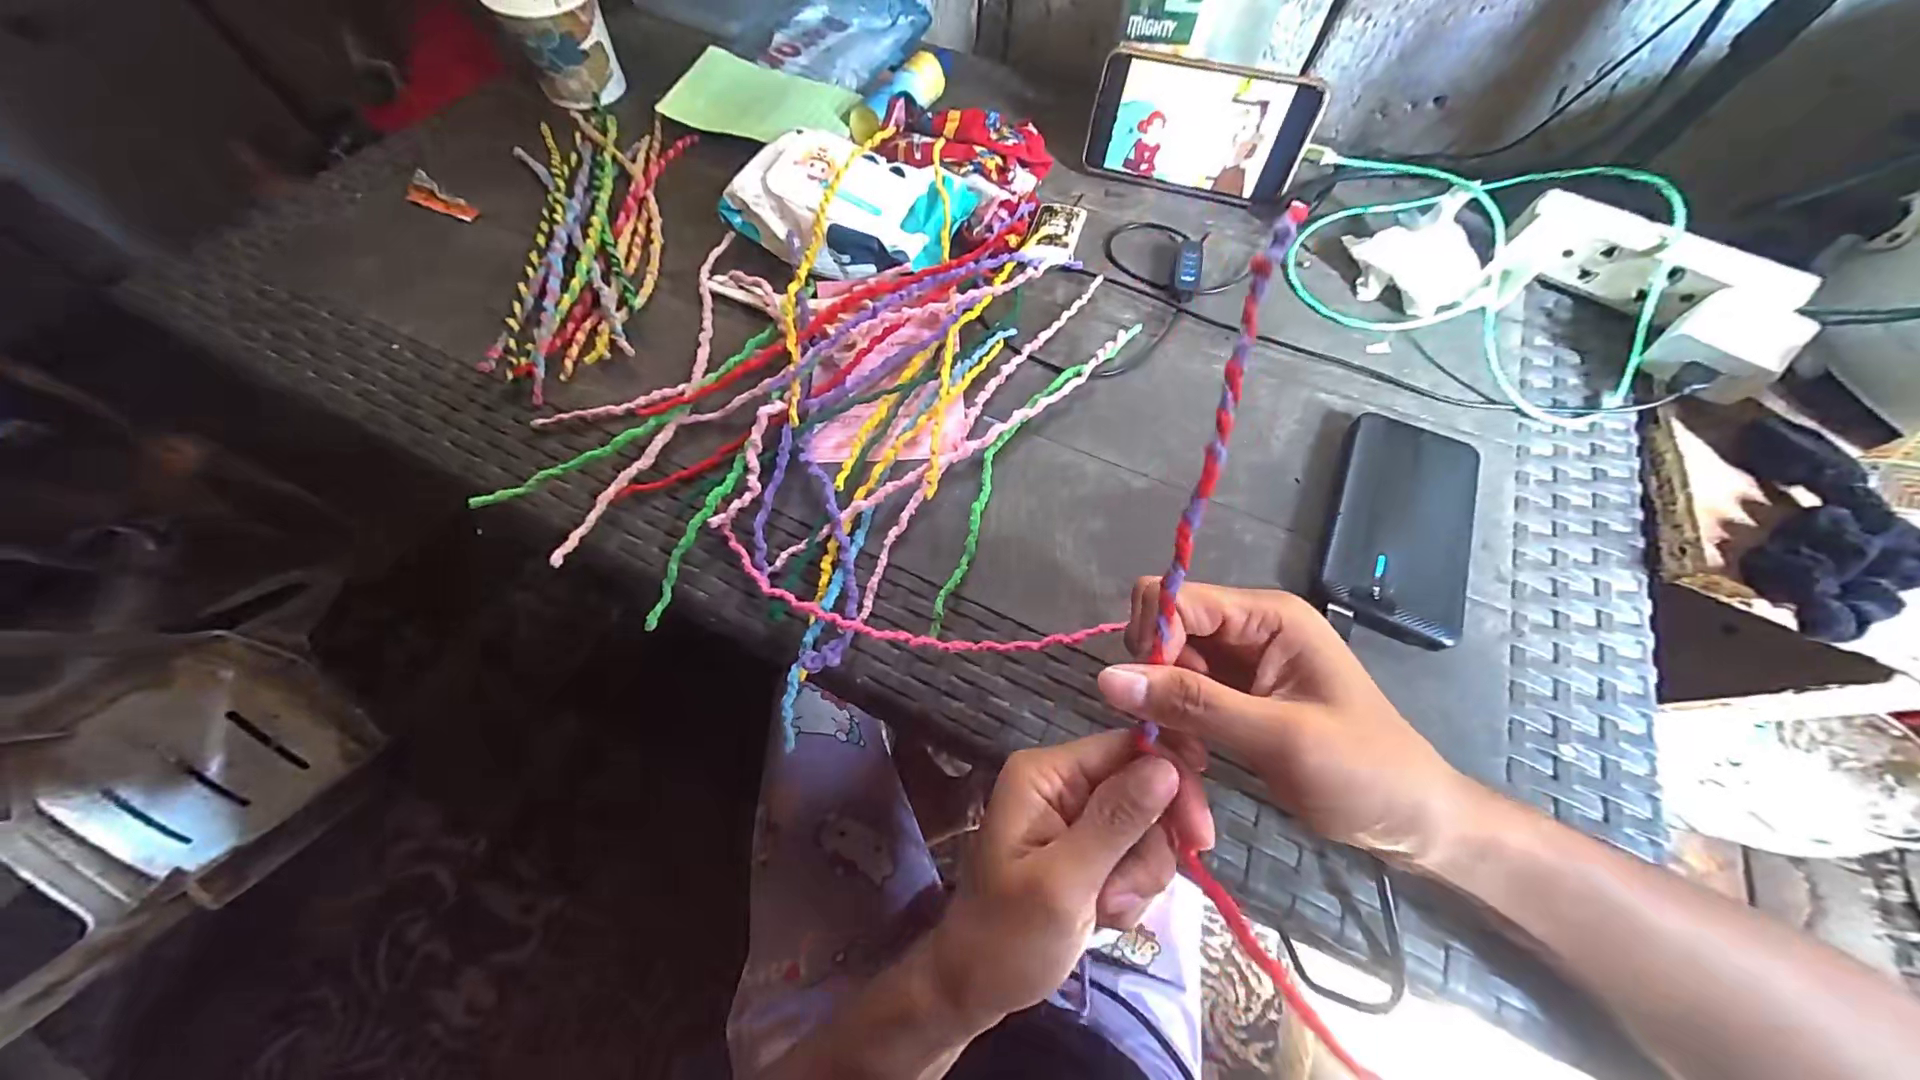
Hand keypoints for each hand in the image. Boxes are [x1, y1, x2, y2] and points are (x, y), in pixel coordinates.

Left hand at [927, 731, 1212, 1025]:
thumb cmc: (1009, 935)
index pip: (1126, 748)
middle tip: (1132, 892)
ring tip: (1105, 909)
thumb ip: (1115, 821)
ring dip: (1139, 875)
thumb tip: (1167, 767)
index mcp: (1046, 773)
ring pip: (1148, 827)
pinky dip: (1133, 888)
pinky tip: (1104, 915)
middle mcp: (1063, 783)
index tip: (1199, 835)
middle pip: (1145, 787)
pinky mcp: (1090, 847)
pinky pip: (1138, 855)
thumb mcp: (1064, 881)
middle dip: (1150, 845)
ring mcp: (1077, 815)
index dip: (1172, 782)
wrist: (979, 985)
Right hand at [1097, 579, 1476, 865]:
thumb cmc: (1366, 772)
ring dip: (1165, 711)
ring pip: (1164, 669)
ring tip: (1191, 758)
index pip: (1175, 599)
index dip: (1153, 639)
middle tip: (1172, 731)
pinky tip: (1196, 759)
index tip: (1152, 697)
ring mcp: (1236, 664)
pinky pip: (1178, 697)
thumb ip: (1193, 703)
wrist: (1414, 821)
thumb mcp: (1279, 738)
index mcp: (1267, 617)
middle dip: (1156, 679)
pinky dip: (1175, 727)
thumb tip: (1108, 678)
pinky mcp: (1230, 695)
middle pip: (1163, 630)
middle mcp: (1246, 629)